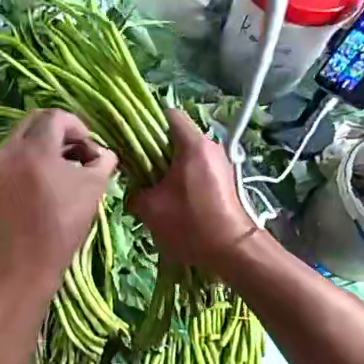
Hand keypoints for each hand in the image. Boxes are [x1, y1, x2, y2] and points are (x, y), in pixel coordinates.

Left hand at [0, 110, 117, 281]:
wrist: (27, 259)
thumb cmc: (64, 223)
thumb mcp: (94, 188)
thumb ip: (103, 161)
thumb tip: (103, 154)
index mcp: (35, 148)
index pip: (56, 117)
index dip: (78, 127)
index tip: (89, 150)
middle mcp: (10, 150)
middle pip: (35, 122)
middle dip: (59, 132)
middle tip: (77, 154)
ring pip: (22, 139)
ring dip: (44, 146)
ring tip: (62, 171)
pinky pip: (12, 158)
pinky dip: (29, 161)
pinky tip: (44, 183)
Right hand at [128, 109, 258, 271]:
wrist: (232, 249)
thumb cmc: (190, 223)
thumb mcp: (151, 209)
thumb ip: (135, 193)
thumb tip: (133, 190)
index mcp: (193, 144)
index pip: (168, 114)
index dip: (146, 121)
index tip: (131, 137)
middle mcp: (210, 146)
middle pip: (177, 135)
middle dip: (155, 147)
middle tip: (136, 164)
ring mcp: (221, 162)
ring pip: (187, 153)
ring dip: (169, 164)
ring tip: (152, 182)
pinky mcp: (225, 179)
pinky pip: (198, 167)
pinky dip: (183, 175)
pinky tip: (171, 194)